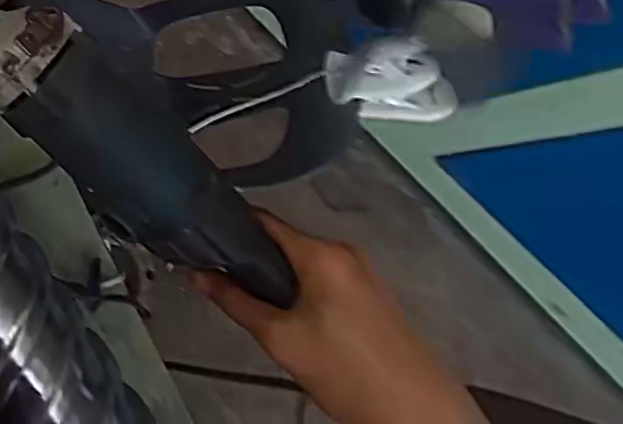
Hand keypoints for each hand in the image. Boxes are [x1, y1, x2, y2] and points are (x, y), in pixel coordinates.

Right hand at [191, 211, 484, 423]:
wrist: (425, 422)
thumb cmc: (350, 374)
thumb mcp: (283, 341)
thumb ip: (235, 302)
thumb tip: (197, 275)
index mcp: (321, 251)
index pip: (261, 218)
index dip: (231, 228)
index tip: (207, 244)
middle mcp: (344, 251)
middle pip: (283, 243)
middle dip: (259, 265)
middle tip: (240, 294)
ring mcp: (365, 273)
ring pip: (305, 265)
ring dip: (284, 283)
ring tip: (273, 318)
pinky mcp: (377, 297)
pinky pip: (328, 281)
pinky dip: (309, 295)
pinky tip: (307, 329)